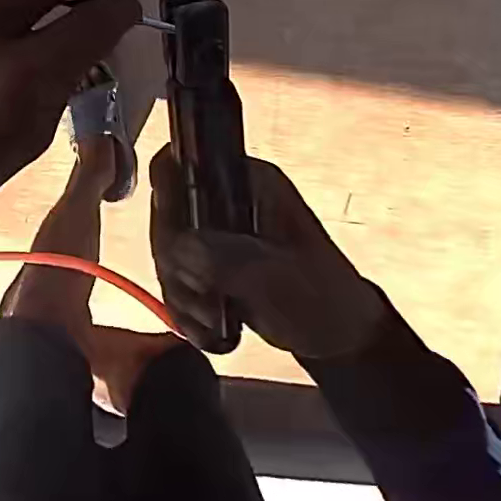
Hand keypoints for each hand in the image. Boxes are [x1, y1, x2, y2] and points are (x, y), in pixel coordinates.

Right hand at [150, 146, 389, 359]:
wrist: (336, 337)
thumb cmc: (321, 296)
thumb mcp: (278, 275)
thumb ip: (227, 256)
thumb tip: (178, 246)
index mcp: (244, 181)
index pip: (183, 164)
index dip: (167, 194)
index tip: (174, 237)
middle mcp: (221, 197)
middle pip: (165, 211)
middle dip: (175, 258)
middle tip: (202, 291)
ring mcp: (210, 229)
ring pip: (165, 247)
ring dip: (180, 287)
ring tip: (211, 315)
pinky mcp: (204, 259)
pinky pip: (172, 273)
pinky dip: (182, 303)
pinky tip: (206, 325)